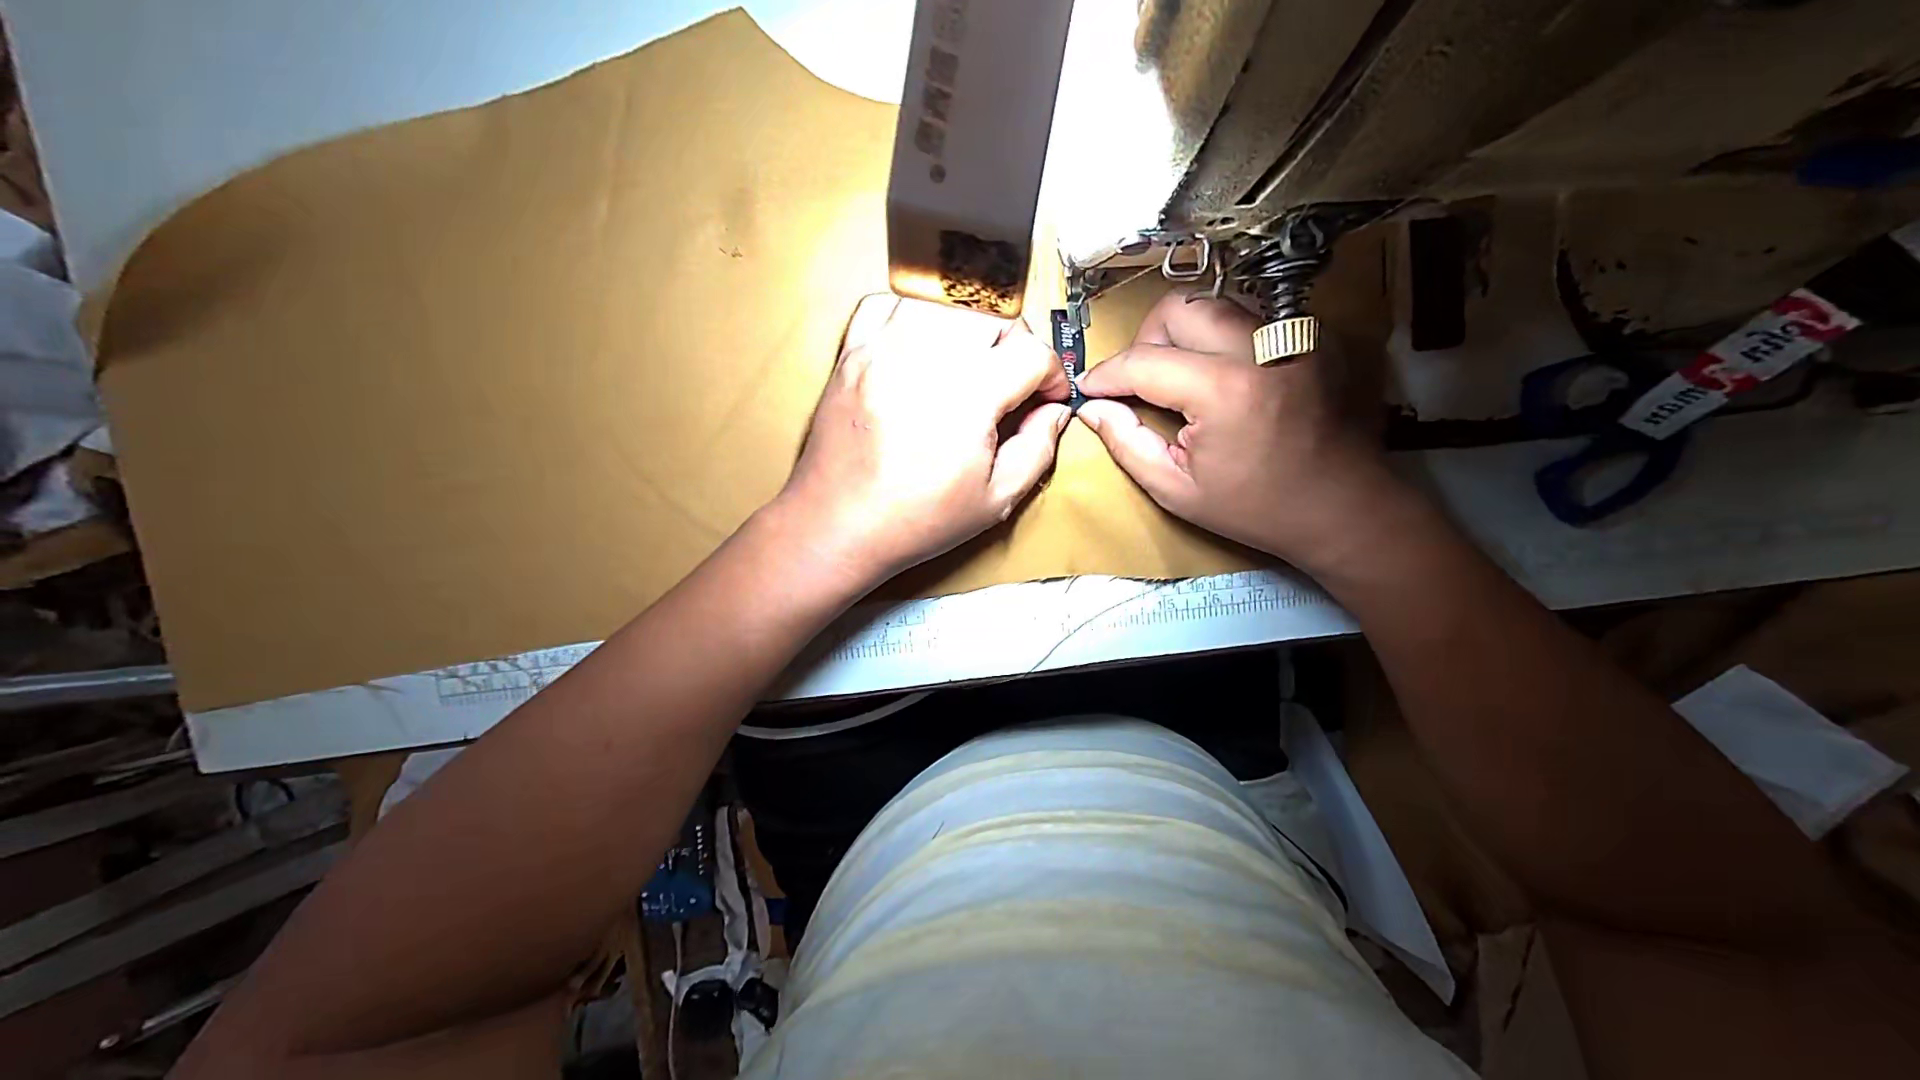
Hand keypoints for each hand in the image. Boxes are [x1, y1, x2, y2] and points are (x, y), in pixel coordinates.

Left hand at [770, 294, 1070, 587]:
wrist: (836, 525)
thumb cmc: (909, 521)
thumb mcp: (994, 500)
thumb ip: (1037, 449)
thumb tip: (1054, 412)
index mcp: (967, 397)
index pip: (1032, 353)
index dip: (1052, 376)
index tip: (1046, 395)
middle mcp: (924, 360)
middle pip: (993, 312)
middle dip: (1015, 341)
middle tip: (1011, 378)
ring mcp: (883, 350)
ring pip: (945, 298)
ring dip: (968, 323)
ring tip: (970, 360)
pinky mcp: (853, 353)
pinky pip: (890, 303)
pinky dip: (914, 315)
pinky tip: (923, 348)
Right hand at [1076, 290, 1403, 570]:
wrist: (1342, 507)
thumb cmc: (1257, 508)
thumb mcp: (1176, 490)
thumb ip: (1126, 443)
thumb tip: (1093, 407)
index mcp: (1223, 391)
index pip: (1143, 361)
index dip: (1106, 374)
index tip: (1090, 388)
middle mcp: (1259, 348)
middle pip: (1176, 310)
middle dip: (1145, 342)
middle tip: (1142, 382)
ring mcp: (1291, 336)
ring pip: (1212, 304)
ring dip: (1183, 335)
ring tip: (1180, 379)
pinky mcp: (1309, 337)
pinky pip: (1247, 317)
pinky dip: (1220, 339)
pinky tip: (1221, 377)